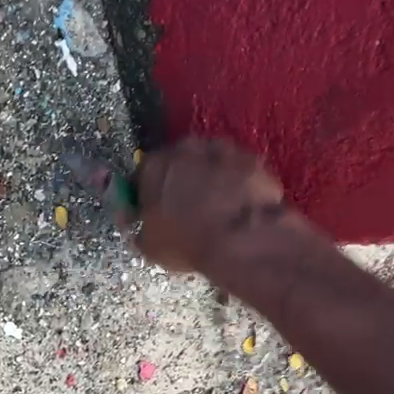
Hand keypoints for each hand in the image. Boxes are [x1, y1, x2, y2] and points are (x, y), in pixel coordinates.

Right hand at [133, 139, 335, 310]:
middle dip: (179, 179)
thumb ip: (141, 226)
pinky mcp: (253, 160)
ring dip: (208, 178)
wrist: (240, 239)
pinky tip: (235, 207)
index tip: (148, 210)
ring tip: (212, 207)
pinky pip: (236, 172)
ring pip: (210, 162)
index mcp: (155, 166)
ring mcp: (224, 150)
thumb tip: (141, 223)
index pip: (142, 174)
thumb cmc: (185, 241)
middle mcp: (188, 148)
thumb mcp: (149, 245)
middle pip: (179, 161)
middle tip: (182, 207)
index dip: (144, 193)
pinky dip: (234, 184)